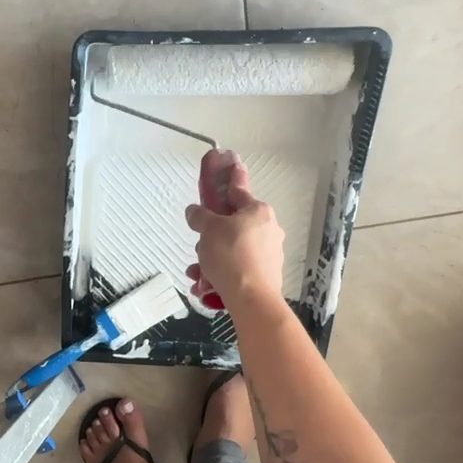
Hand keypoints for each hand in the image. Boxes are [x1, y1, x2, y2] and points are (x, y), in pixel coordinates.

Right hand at [184, 149, 284, 309]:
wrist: (252, 298)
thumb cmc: (231, 255)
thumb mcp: (208, 230)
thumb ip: (200, 216)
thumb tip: (194, 210)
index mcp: (257, 211)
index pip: (239, 190)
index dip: (231, 177)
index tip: (232, 164)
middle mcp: (268, 229)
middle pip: (232, 225)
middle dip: (210, 237)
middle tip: (199, 246)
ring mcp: (268, 253)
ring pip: (231, 250)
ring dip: (210, 260)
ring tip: (197, 275)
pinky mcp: (266, 275)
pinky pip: (237, 269)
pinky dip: (220, 275)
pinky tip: (205, 286)